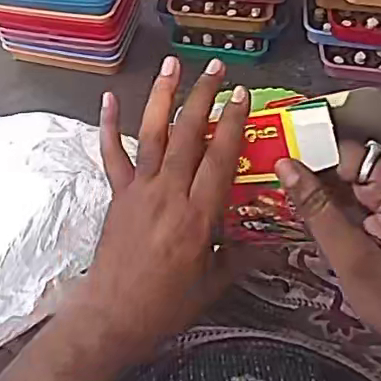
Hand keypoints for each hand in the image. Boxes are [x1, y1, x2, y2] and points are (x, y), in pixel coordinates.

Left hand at [58, 56, 250, 366]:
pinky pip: (111, 154)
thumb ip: (241, 257)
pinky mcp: (117, 193)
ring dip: (162, 96)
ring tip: (172, 65)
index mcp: (197, 215)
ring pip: (152, 133)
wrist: (113, 315)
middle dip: (203, 96)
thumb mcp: (213, 284)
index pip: (220, 157)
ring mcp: (139, 189)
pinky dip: (109, 125)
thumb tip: (271, 244)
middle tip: (216, 67)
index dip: (233, 122)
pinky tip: (108, 98)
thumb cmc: (167, 304)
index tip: (242, 94)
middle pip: (188, 135)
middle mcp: (168, 192)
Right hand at [276, 143, 380, 358]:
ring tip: (294, 213)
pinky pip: (362, 201)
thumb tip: (286, 165)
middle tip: (279, 196)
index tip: (276, 171)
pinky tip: (321, 228)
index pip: (346, 153)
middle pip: (348, 166)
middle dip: (315, 180)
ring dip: (325, 198)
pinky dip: (339, 212)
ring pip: (351, 184)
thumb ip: (317, 210)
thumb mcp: (353, 261)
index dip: (310, 159)